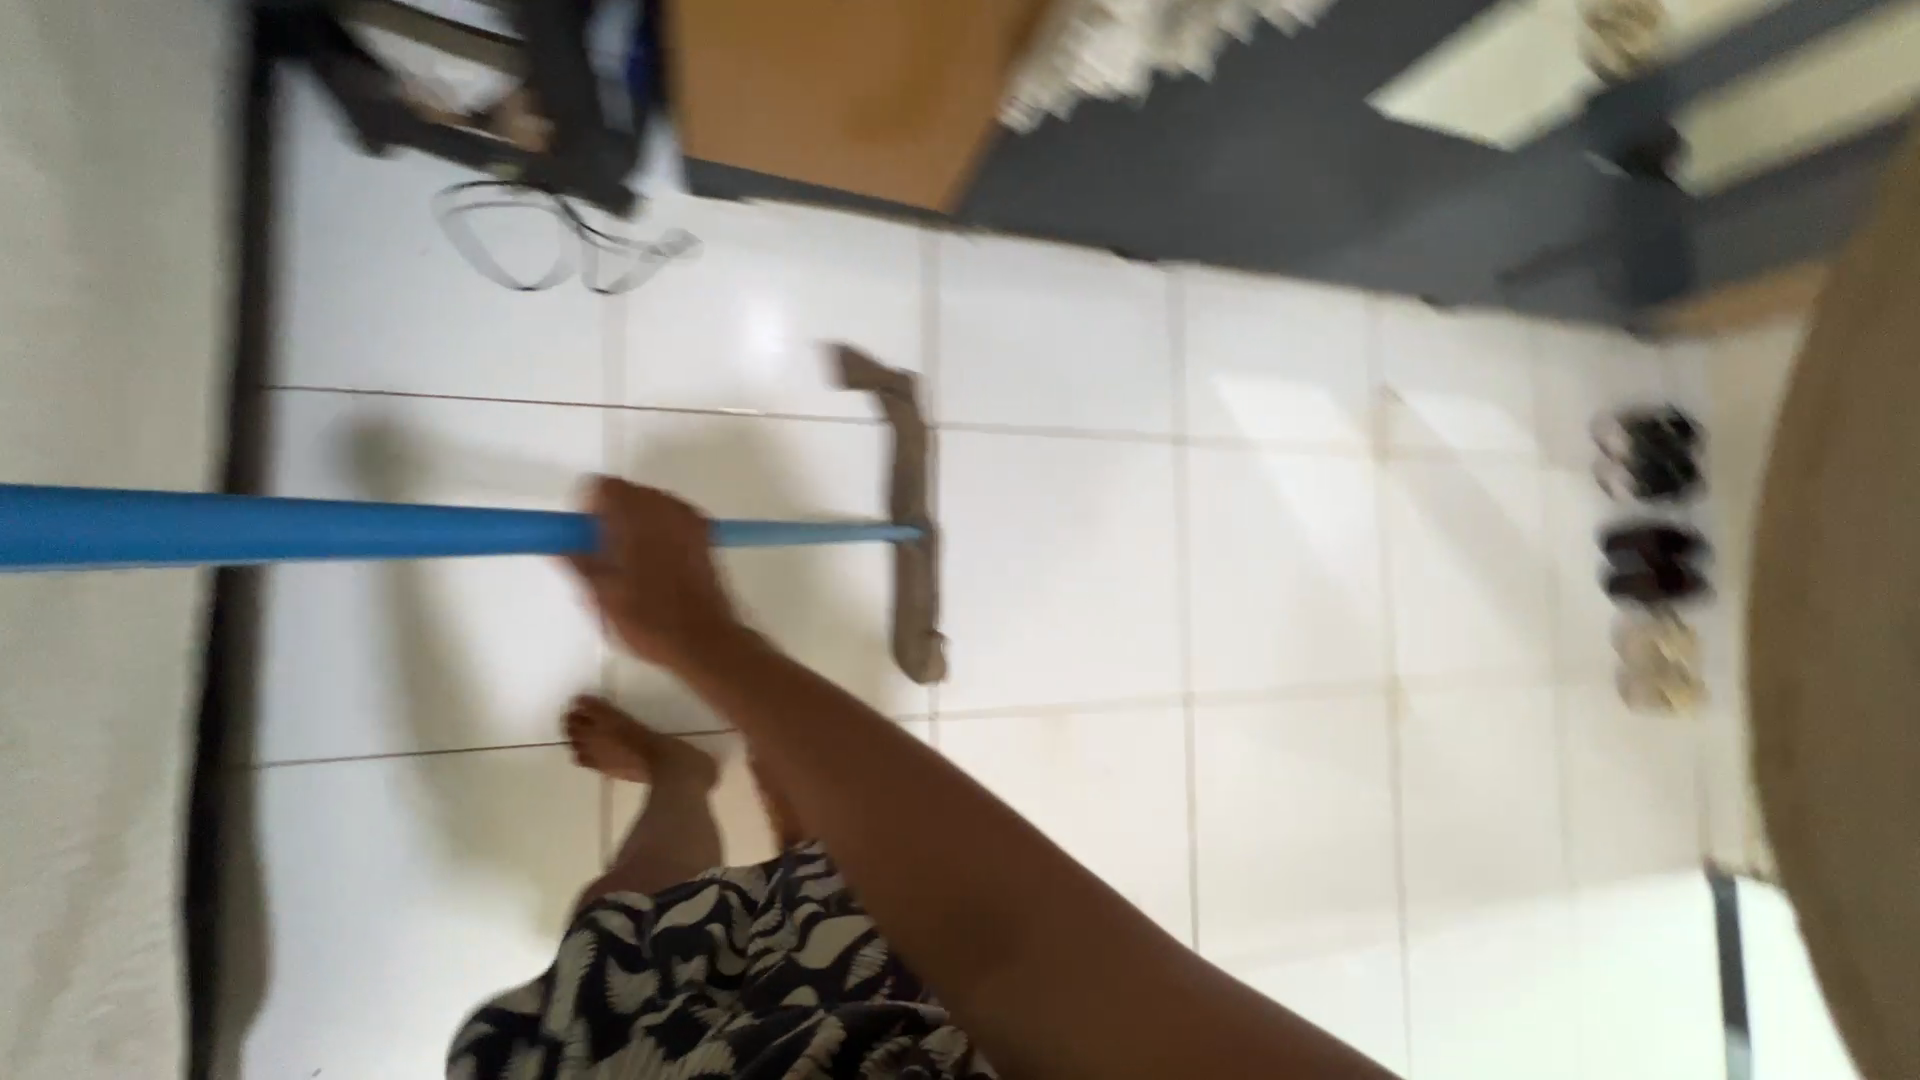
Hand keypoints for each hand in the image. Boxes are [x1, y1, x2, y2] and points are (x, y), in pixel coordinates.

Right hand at [564, 476, 746, 672]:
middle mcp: (665, 510)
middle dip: (614, 514)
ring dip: (640, 521)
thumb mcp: (600, 597)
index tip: (586, 538)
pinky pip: (677, 516)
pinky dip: (664, 528)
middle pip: (630, 492)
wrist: (704, 639)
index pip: (604, 487)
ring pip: (654, 502)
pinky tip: (661, 561)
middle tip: (608, 554)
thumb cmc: (647, 621)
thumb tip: (561, 545)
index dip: (589, 509)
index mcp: (634, 520)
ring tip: (636, 561)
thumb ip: (578, 563)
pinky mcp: (708, 534)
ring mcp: (691, 521)